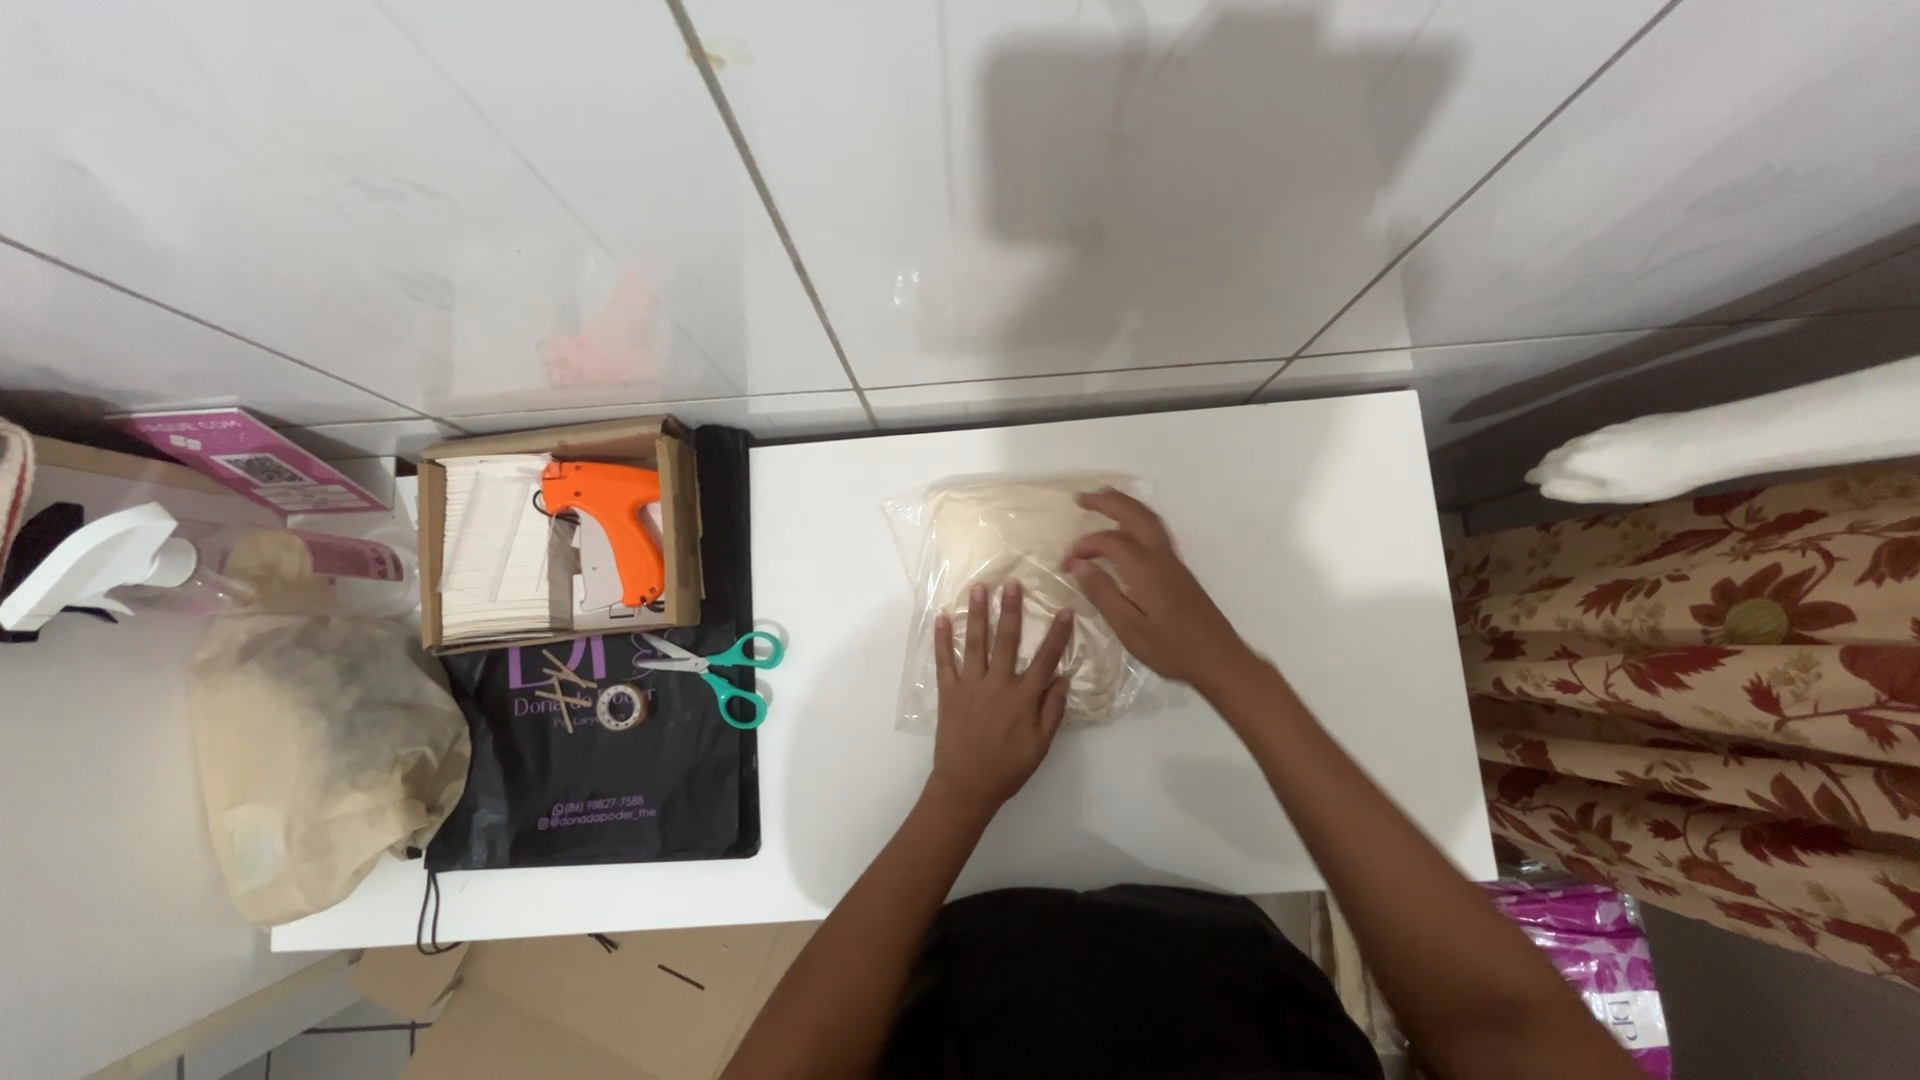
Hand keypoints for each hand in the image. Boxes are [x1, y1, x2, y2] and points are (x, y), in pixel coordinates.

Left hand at [927, 581, 1074, 814]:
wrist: (966, 786)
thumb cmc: (1008, 768)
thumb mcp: (1041, 745)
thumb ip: (1052, 710)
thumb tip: (1064, 679)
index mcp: (1024, 697)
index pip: (1046, 659)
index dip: (1057, 634)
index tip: (1065, 610)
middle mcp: (998, 684)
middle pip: (1007, 640)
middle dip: (1011, 609)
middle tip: (1012, 583)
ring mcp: (970, 686)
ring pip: (975, 643)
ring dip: (977, 614)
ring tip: (978, 589)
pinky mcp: (948, 693)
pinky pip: (945, 662)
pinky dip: (942, 640)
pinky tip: (941, 619)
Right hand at [1064, 488, 1249, 687]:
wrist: (1218, 658)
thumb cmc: (1171, 648)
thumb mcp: (1128, 627)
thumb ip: (1102, 592)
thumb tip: (1077, 564)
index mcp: (1145, 569)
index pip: (1109, 541)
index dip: (1084, 546)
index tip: (1066, 564)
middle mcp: (1161, 557)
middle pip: (1134, 515)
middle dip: (1107, 502)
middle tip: (1080, 498)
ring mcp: (1173, 562)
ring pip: (1149, 519)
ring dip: (1124, 505)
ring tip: (1103, 500)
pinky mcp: (1179, 571)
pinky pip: (1155, 530)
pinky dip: (1137, 518)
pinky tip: (1128, 528)